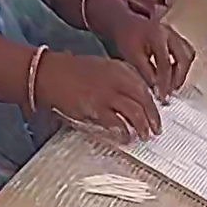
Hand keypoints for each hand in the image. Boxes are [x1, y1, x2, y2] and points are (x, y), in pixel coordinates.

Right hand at [36, 50, 161, 140]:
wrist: (49, 73)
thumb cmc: (72, 73)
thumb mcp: (101, 69)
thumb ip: (118, 82)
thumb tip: (132, 100)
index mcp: (119, 69)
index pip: (144, 87)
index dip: (153, 103)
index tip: (156, 114)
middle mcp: (116, 79)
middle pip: (144, 100)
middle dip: (153, 117)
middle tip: (156, 130)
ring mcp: (106, 94)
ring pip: (134, 112)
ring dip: (142, 126)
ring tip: (144, 136)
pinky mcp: (95, 107)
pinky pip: (116, 123)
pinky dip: (124, 132)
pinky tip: (126, 138)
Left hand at [92, 0, 194, 98]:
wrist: (126, 24)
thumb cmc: (127, 38)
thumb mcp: (132, 56)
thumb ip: (145, 72)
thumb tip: (157, 89)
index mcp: (157, 35)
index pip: (166, 63)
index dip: (164, 82)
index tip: (161, 96)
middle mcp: (170, 33)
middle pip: (185, 58)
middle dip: (178, 78)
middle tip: (168, 93)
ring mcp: (175, 35)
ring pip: (188, 56)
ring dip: (182, 73)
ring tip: (170, 87)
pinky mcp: (177, 39)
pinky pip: (186, 55)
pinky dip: (181, 68)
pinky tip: (171, 78)